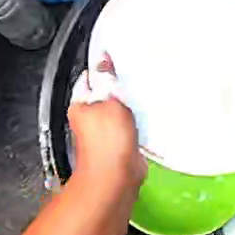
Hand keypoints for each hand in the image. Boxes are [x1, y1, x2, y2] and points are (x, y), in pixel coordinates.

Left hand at [68, 59, 143, 188]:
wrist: (117, 176)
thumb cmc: (108, 140)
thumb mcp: (109, 101)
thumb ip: (108, 81)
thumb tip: (104, 60)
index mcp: (81, 105)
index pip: (92, 77)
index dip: (106, 66)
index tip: (124, 57)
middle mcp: (91, 116)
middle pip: (109, 92)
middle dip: (124, 85)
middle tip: (142, 72)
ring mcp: (107, 130)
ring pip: (123, 107)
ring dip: (135, 101)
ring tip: (150, 89)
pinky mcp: (123, 140)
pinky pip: (134, 121)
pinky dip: (142, 117)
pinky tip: (153, 111)